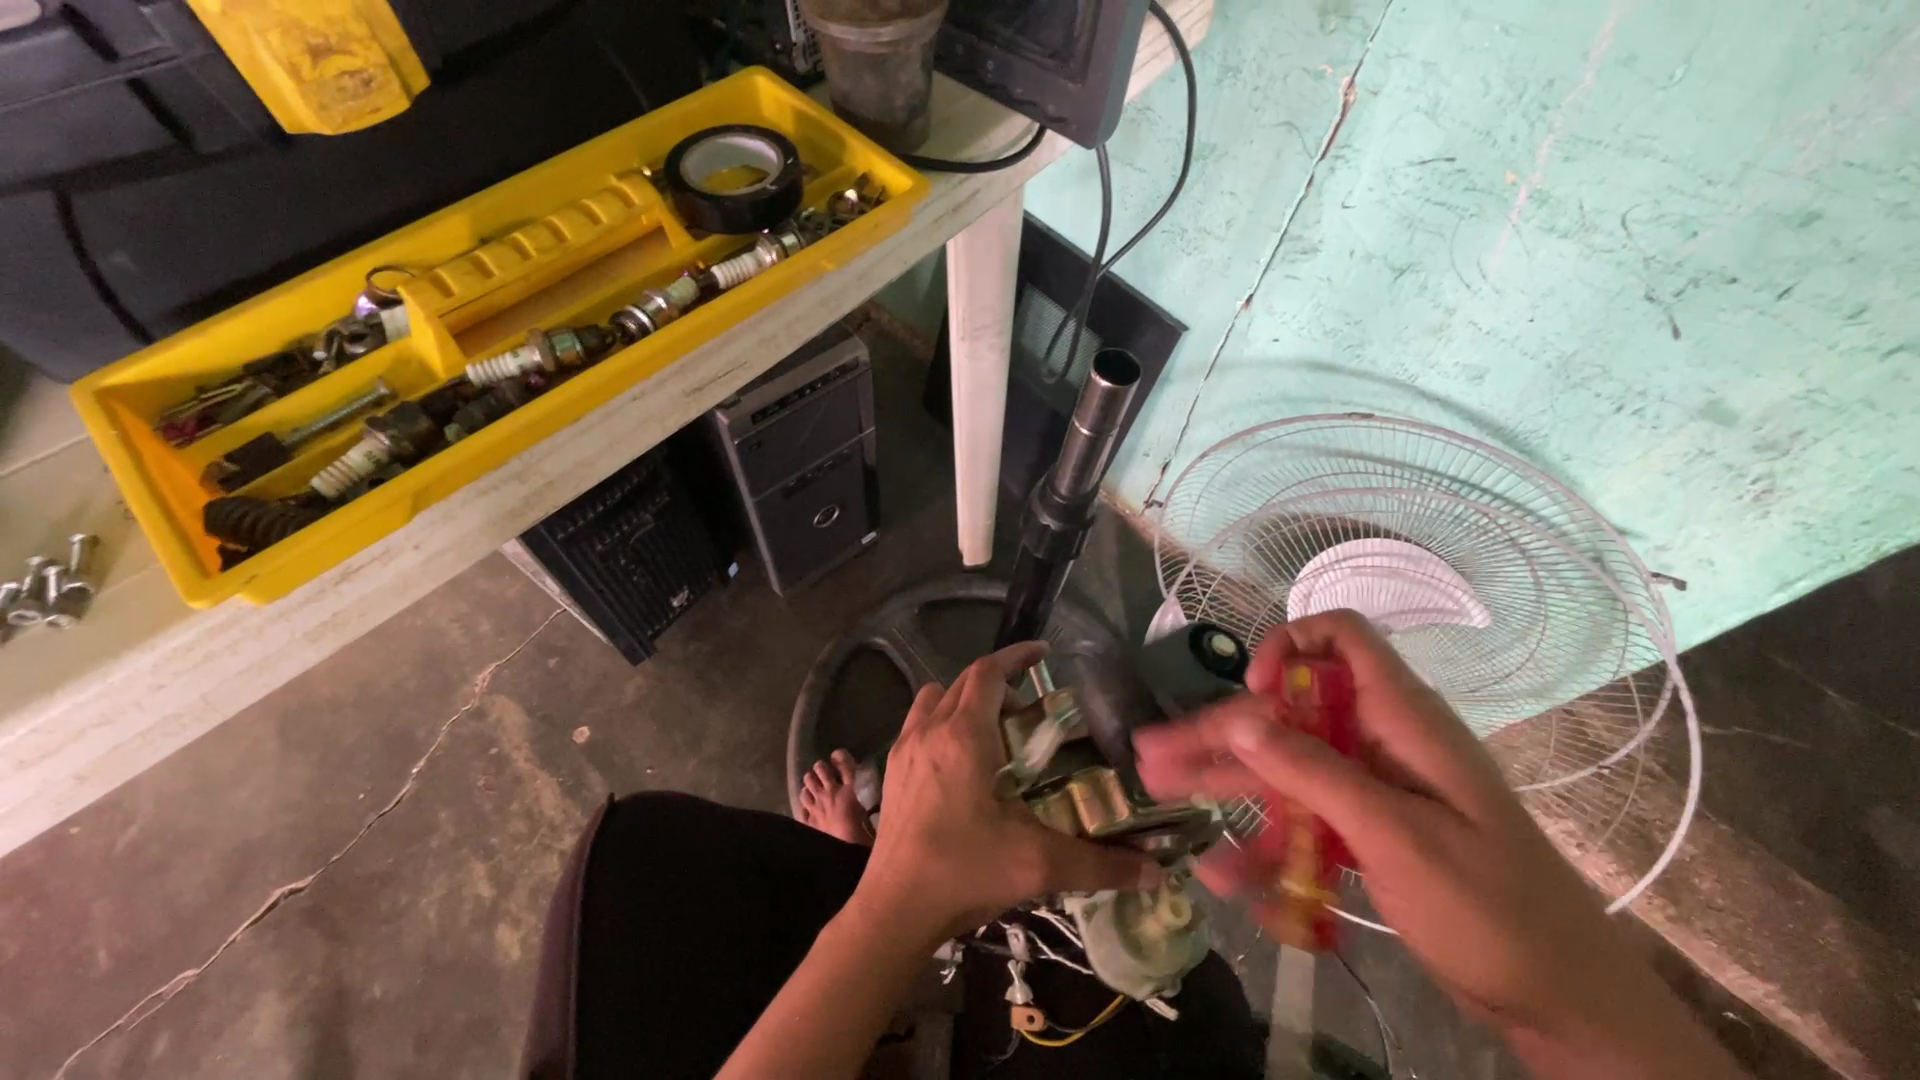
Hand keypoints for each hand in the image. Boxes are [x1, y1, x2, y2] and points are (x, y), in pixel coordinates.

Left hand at [853, 641, 1162, 944]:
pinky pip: (917, 726)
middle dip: (998, 683)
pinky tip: (962, 765)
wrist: (895, 909)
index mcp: (963, 736)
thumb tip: (1154, 870)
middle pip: (963, 682)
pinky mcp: (891, 774)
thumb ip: (1100, 863)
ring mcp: (903, 751)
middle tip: (1031, 711)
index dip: (1016, 656)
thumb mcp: (1038, 864)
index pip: (988, 672)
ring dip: (964, 700)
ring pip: (934, 700)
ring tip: (994, 733)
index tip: (1043, 652)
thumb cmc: (964, 872)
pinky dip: (941, 724)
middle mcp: (929, 731)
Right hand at [1132, 610, 1656, 1037]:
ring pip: (1284, 767)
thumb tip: (1241, 714)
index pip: (1341, 639)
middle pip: (1286, 714)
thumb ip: (1315, 771)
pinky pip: (1301, 819)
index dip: (1287, 648)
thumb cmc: (1492, 910)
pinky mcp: (1367, 832)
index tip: (1250, 693)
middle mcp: (1379, 742)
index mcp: (1402, 720)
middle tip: (1151, 756)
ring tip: (1158, 793)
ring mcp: (1372, 790)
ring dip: (1223, 781)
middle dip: (1219, 733)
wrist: (1562, 1001)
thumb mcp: (1396, 836)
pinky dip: (1262, 840)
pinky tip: (1221, 872)